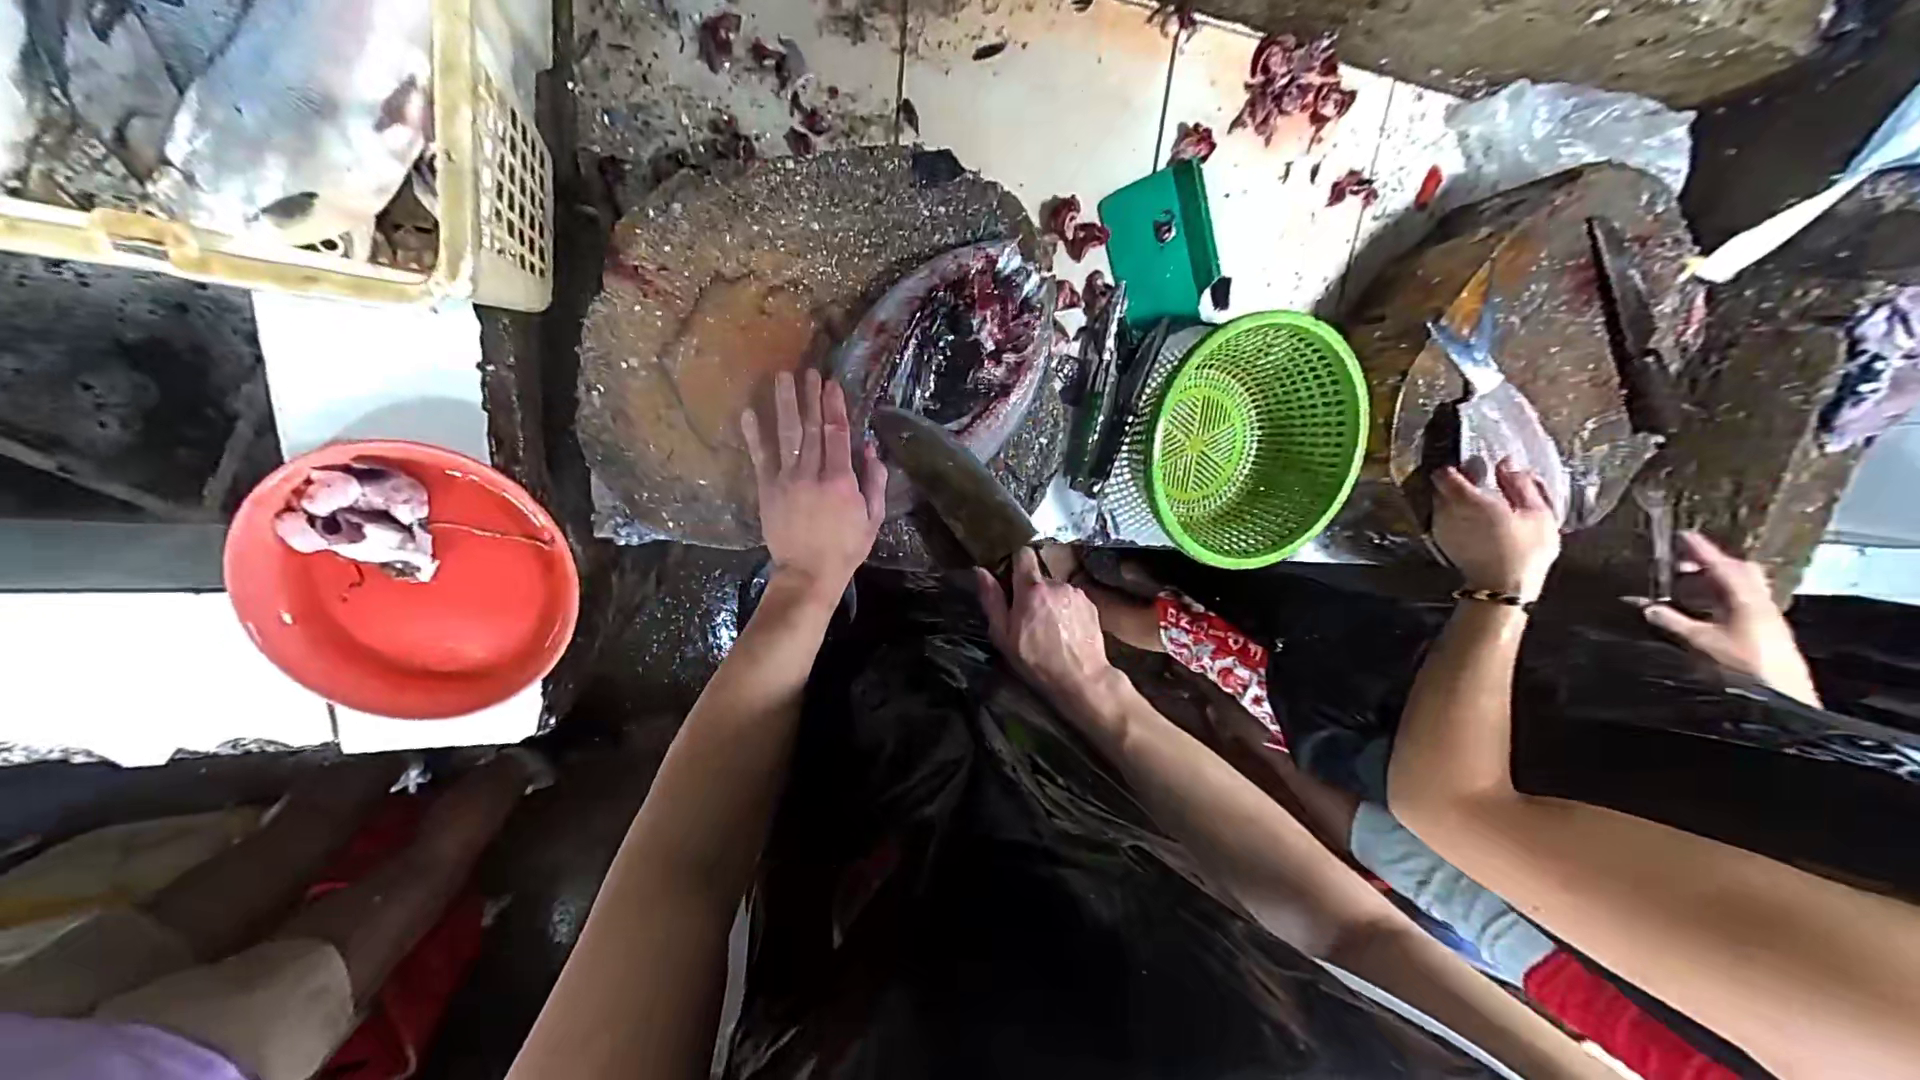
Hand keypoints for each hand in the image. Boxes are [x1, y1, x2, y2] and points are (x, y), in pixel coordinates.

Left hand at [742, 369, 886, 602]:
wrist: (808, 573)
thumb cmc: (845, 548)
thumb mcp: (872, 518)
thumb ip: (873, 481)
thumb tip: (870, 447)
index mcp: (840, 479)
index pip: (838, 433)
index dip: (835, 406)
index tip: (832, 384)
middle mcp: (811, 473)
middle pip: (811, 427)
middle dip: (811, 397)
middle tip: (810, 371)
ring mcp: (786, 479)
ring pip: (786, 434)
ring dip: (784, 403)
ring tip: (783, 377)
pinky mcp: (767, 489)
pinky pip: (760, 457)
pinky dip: (754, 435)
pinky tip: (749, 411)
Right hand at [975, 548, 1116, 712]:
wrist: (1081, 679)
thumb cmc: (1036, 660)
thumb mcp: (1003, 635)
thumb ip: (992, 600)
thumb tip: (980, 571)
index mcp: (1031, 588)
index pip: (1023, 554)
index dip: (1016, 563)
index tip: (1011, 578)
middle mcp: (1056, 583)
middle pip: (1039, 577)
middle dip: (1032, 591)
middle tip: (1028, 618)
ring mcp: (1076, 593)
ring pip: (1056, 589)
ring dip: (1050, 601)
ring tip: (1050, 628)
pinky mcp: (1091, 604)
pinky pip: (1072, 599)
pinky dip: (1066, 609)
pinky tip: (1066, 631)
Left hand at [1431, 459, 1560, 600]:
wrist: (1501, 587)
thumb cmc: (1525, 549)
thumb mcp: (1536, 513)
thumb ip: (1520, 484)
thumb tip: (1506, 462)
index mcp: (1466, 501)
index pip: (1443, 474)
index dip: (1457, 467)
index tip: (1477, 467)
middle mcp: (1445, 511)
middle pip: (1441, 487)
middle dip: (1458, 482)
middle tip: (1485, 485)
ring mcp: (1439, 526)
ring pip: (1441, 503)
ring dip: (1457, 499)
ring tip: (1486, 505)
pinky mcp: (1440, 540)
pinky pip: (1443, 518)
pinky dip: (1456, 514)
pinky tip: (1479, 522)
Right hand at [1637, 531, 1820, 706]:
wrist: (1783, 693)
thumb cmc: (1743, 663)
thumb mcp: (1700, 641)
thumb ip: (1671, 621)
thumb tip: (1644, 605)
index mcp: (1746, 600)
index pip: (1722, 567)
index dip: (1702, 550)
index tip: (1683, 535)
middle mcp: (1759, 602)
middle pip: (1740, 572)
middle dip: (1711, 563)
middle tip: (1682, 562)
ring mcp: (1765, 616)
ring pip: (1740, 587)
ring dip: (1714, 580)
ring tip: (1686, 583)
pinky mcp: (1764, 628)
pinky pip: (1740, 602)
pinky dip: (1719, 596)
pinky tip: (1701, 606)